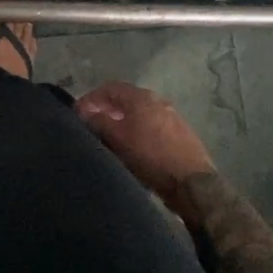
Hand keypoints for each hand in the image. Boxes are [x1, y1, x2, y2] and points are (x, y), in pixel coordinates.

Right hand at [76, 82, 217, 217]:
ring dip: (123, 124)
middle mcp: (158, 101)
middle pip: (126, 101)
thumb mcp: (117, 138)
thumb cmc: (150, 155)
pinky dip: (139, 134)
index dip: (91, 98)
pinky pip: (153, 129)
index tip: (78, 113)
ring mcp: (173, 118)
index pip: (110, 88)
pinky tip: (135, 150)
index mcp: (141, 97)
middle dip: (107, 111)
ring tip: (112, 140)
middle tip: (93, 125)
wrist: (194, 184)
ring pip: (140, 116)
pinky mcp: (182, 137)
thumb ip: (98, 121)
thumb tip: (84, 113)